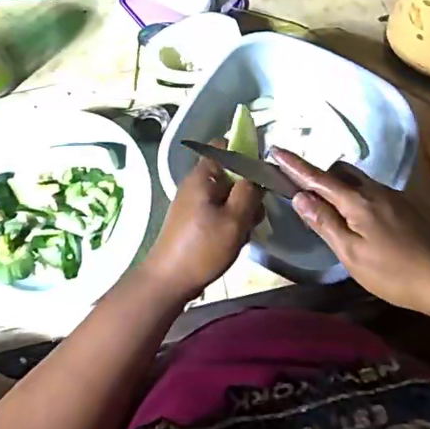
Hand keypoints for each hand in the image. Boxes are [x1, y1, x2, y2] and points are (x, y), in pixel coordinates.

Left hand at [137, 144, 263, 301]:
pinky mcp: (193, 220)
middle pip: (230, 173)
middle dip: (247, 191)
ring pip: (227, 195)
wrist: (169, 281)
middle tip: (253, 215)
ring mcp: (193, 202)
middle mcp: (195, 183)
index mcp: (202, 175)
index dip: (245, 155)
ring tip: (243, 233)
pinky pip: (218, 211)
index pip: (225, 147)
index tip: (260, 176)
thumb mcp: (234, 219)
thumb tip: (257, 172)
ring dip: (241, 210)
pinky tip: (234, 241)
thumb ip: (249, 191)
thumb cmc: (202, 248)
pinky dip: (230, 222)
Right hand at [274, 147, 429, 324]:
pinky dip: (357, 198)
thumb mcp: (352, 254)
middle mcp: (376, 190)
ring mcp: (396, 198)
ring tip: (328, 205)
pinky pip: (374, 193)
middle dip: (319, 173)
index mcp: (358, 201)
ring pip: (359, 182)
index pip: (318, 177)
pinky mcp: (410, 209)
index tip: (274, 149)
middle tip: (301, 186)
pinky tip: (360, 220)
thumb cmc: (396, 274)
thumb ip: (325, 223)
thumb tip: (300, 195)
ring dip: (340, 186)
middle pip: (341, 172)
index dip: (294, 165)